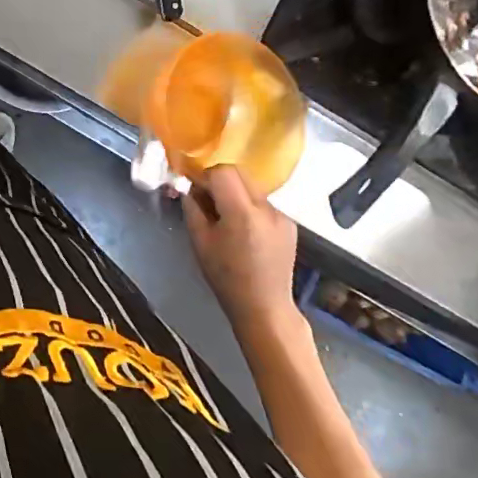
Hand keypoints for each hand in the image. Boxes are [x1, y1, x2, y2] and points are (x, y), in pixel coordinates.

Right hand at [181, 165, 302, 330]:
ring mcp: (281, 215)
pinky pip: (263, 204)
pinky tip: (244, 230)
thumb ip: (193, 209)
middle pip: (240, 174)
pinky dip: (249, 207)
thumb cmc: (226, 277)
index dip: (205, 177)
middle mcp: (266, 208)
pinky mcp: (289, 223)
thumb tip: (189, 189)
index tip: (195, 190)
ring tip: (225, 219)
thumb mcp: (200, 242)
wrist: (263, 305)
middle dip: (220, 181)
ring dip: (235, 194)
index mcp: (242, 213)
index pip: (223, 172)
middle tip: (206, 201)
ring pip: (252, 188)